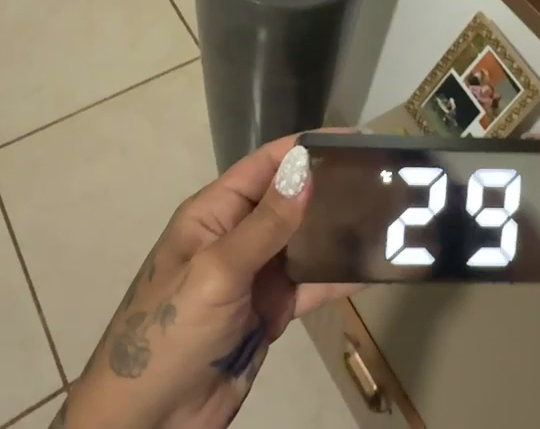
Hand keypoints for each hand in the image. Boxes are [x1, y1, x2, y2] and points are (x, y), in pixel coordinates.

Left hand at [60, 134, 356, 428]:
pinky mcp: (270, 311)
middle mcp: (238, 236)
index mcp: (214, 213)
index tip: (355, 139)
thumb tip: (306, 168)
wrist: (149, 420)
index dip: (307, 147)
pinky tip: (375, 267)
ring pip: (306, 241)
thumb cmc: (170, 332)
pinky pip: (312, 285)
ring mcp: (256, 275)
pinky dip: (340, 276)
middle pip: (291, 199)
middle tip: (385, 178)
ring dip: (340, 230)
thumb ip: (266, 223)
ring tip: (390, 216)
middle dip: (331, 186)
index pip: (266, 165)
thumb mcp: (216, 272)